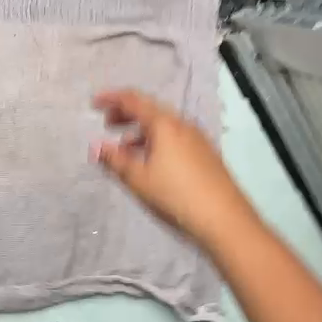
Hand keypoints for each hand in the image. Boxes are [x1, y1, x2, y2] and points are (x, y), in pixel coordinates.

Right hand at [91, 88, 244, 236]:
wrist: (228, 223)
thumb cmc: (177, 196)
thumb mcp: (139, 179)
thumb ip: (115, 160)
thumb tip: (96, 146)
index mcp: (163, 123)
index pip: (132, 99)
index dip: (110, 98)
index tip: (93, 104)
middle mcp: (181, 124)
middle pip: (148, 109)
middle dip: (125, 114)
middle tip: (108, 125)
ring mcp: (197, 138)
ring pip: (163, 125)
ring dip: (141, 130)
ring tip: (127, 149)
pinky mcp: (206, 154)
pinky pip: (174, 137)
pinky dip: (157, 141)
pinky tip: (153, 163)